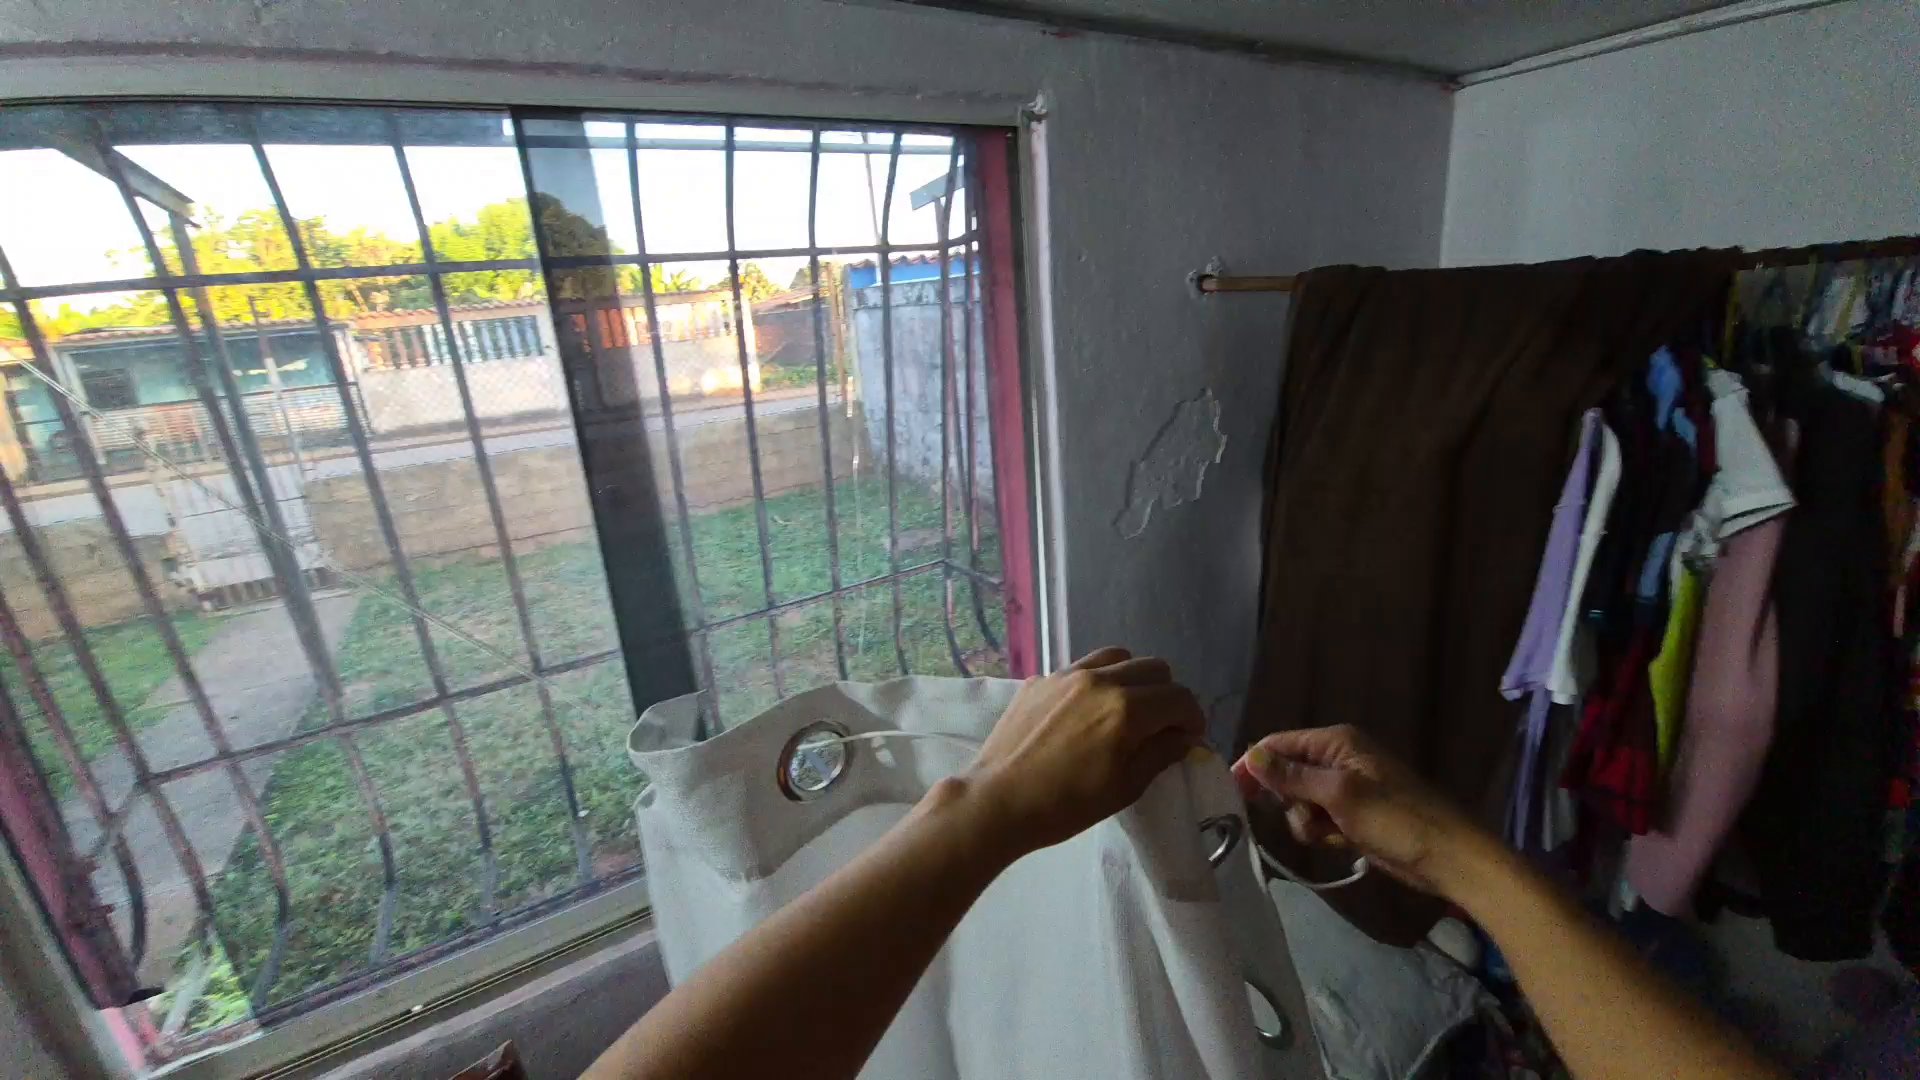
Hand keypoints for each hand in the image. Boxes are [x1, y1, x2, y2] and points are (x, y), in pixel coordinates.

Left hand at [963, 647, 1204, 857]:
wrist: (998, 800)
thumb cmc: (1066, 804)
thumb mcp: (1125, 787)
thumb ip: (1161, 753)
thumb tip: (1185, 736)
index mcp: (1127, 708)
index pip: (1179, 697)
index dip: (1192, 718)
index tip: (1186, 737)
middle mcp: (1099, 680)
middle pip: (1153, 667)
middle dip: (1166, 694)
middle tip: (1158, 725)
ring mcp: (1066, 674)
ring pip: (1117, 657)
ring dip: (1131, 679)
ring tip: (1123, 710)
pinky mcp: (1040, 679)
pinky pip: (1080, 668)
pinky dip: (1095, 682)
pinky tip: (1083, 713)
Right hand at [1232, 725, 1489, 897]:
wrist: (1452, 860)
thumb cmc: (1397, 819)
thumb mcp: (1339, 794)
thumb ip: (1292, 776)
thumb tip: (1250, 756)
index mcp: (1336, 741)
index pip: (1279, 743)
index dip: (1254, 763)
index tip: (1231, 788)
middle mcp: (1338, 759)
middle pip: (1286, 771)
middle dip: (1286, 796)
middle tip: (1302, 814)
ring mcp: (1346, 788)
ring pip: (1299, 800)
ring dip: (1304, 819)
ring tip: (1327, 832)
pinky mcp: (1353, 815)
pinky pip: (1318, 818)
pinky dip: (1321, 830)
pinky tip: (1339, 841)